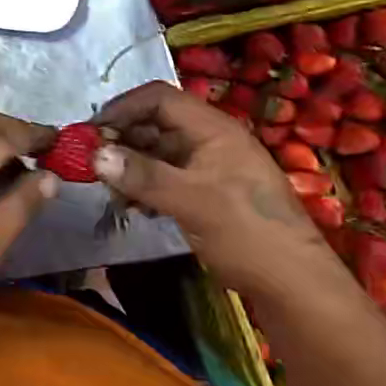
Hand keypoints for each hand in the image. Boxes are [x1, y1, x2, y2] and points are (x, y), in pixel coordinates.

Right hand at [92, 81, 352, 304]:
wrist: (294, 287)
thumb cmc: (247, 234)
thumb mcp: (192, 201)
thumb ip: (142, 175)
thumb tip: (95, 154)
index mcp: (213, 129)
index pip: (159, 98)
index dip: (123, 108)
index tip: (92, 132)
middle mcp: (209, 141)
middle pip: (155, 123)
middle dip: (121, 138)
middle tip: (91, 162)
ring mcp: (208, 168)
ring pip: (156, 151)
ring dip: (128, 164)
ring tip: (107, 188)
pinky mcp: (204, 193)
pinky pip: (164, 177)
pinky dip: (142, 185)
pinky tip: (128, 205)